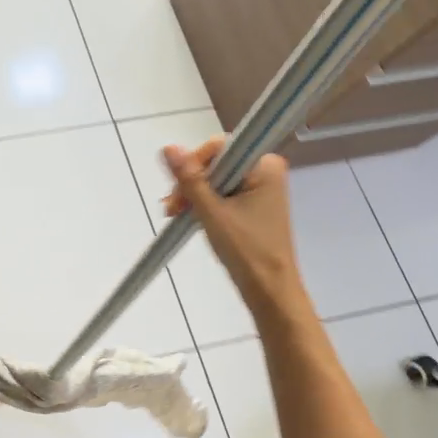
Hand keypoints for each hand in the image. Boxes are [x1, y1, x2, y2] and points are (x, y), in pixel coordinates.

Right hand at [162, 140, 305, 307]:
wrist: (270, 290)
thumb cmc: (246, 250)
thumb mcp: (211, 211)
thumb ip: (189, 178)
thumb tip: (168, 147)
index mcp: (264, 165)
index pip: (219, 147)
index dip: (193, 164)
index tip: (177, 191)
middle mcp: (266, 170)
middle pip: (216, 162)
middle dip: (190, 183)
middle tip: (172, 209)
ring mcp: (261, 187)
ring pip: (216, 178)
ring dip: (194, 194)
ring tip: (177, 215)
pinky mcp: (254, 204)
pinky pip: (223, 192)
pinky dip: (205, 203)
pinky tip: (190, 216)